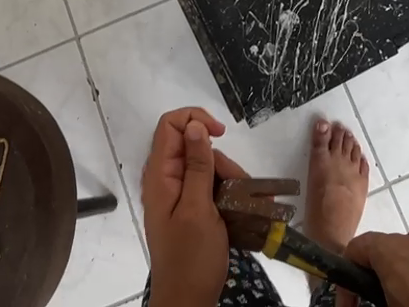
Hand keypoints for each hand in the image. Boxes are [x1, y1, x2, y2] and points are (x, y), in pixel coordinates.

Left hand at [140, 107, 248, 306]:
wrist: (187, 304)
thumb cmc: (191, 259)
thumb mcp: (198, 209)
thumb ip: (197, 166)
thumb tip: (194, 125)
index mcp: (160, 175)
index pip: (171, 125)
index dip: (195, 120)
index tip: (221, 135)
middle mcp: (166, 179)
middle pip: (194, 146)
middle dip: (221, 160)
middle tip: (239, 185)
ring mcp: (178, 195)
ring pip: (207, 167)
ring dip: (230, 179)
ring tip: (249, 204)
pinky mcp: (191, 209)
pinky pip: (210, 187)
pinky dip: (228, 194)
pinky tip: (246, 209)